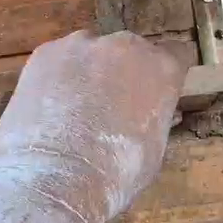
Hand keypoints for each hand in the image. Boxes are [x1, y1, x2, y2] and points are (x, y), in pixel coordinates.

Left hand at [0, 30, 187, 222]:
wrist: (58, 179)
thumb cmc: (117, 173)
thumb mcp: (155, 148)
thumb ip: (156, 117)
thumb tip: (150, 113)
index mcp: (162, 68)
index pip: (176, 54)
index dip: (165, 74)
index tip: (156, 90)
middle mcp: (127, 46)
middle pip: (131, 51)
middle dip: (124, 73)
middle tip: (109, 107)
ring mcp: (83, 44)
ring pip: (92, 51)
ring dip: (89, 72)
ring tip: (74, 109)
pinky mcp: (47, 52)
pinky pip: (59, 58)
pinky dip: (57, 77)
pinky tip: (50, 106)